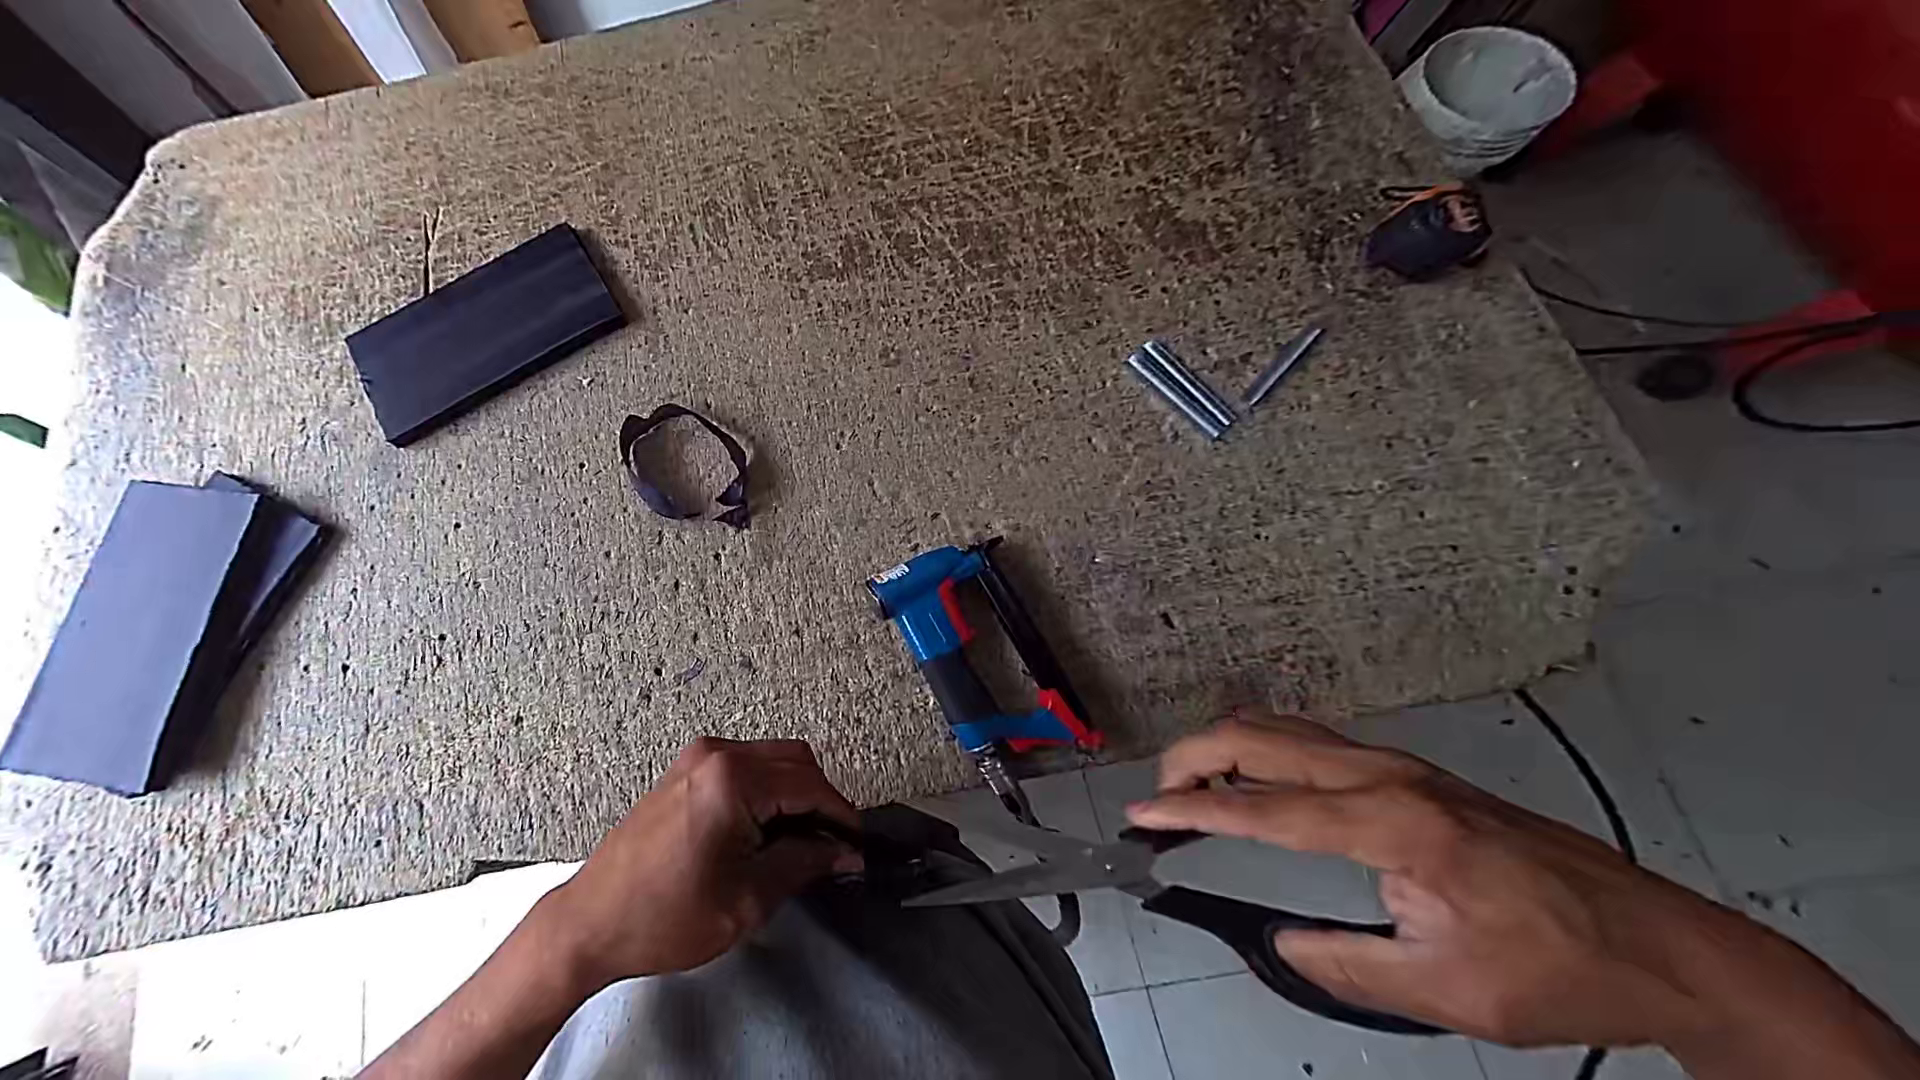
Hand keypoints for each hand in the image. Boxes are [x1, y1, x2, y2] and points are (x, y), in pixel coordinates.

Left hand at [540, 737, 861, 989]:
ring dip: (796, 792)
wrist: (588, 925)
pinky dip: (770, 788)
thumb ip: (806, 863)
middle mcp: (716, 755)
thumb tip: (843, 852)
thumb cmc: (658, 917)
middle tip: (832, 843)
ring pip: (775, 757)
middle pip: (797, 760)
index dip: (841, 815)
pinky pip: (748, 763)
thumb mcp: (748, 898)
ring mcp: (699, 757)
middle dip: (821, 800)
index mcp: (732, 780)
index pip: (810, 785)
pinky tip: (769, 825)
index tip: (856, 842)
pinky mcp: (689, 768)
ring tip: (801, 839)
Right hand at [1124, 709, 1919, 1072]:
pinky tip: (1250, 773)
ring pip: (1279, 726)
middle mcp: (1380, 773)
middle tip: (1158, 798)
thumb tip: (1278, 938)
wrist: (1657, 937)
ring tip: (1191, 785)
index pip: (1262, 808)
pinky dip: (1258, 745)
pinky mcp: (1403, 765)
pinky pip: (1306, 736)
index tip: (1141, 816)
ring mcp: (1393, 760)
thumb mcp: (1448, 991)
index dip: (1192, 811)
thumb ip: (1346, 964)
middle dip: (1192, 759)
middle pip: (1257, 738)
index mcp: (1389, 824)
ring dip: (1222, 746)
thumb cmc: (1555, 967)